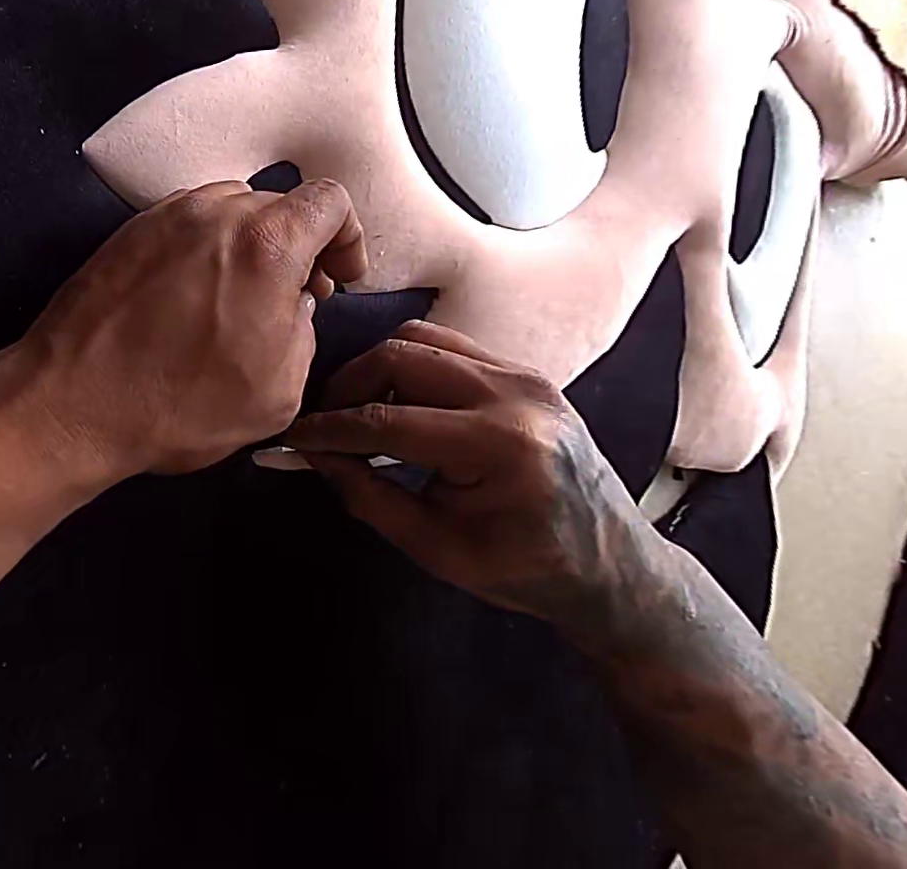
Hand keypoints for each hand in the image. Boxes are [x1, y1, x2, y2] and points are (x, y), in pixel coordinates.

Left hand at [0, 179, 366, 479]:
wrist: (71, 403)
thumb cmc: (174, 405)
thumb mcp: (278, 390)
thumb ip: (304, 331)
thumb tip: (292, 304)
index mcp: (263, 244)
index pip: (328, 201)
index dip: (346, 237)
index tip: (337, 274)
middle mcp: (211, 215)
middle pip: (276, 206)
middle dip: (297, 247)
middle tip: (291, 296)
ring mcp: (161, 219)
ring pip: (227, 211)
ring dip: (246, 245)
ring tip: (237, 296)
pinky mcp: (125, 234)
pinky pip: (182, 226)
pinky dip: (201, 249)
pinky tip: (190, 295)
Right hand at [282, 321, 656, 635]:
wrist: (614, 566)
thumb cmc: (522, 567)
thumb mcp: (431, 545)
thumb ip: (363, 493)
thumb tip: (311, 453)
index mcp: (499, 447)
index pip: (386, 420)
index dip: (328, 428)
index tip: (293, 436)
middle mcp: (514, 395)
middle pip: (398, 357)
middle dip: (347, 387)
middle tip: (326, 422)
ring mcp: (524, 375)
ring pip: (418, 339)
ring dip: (375, 369)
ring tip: (360, 409)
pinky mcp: (524, 371)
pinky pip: (446, 345)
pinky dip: (408, 365)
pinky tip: (401, 401)